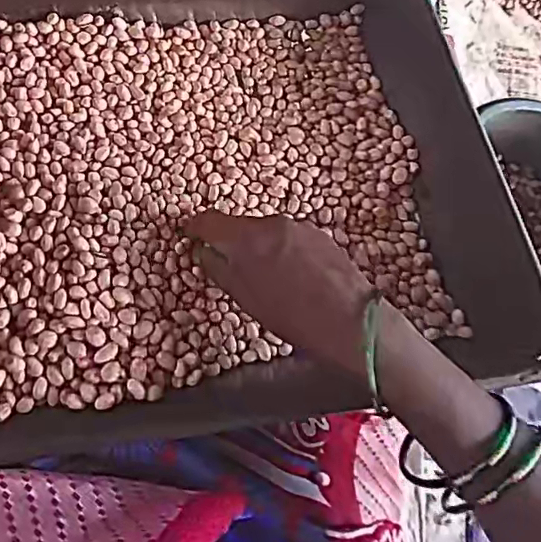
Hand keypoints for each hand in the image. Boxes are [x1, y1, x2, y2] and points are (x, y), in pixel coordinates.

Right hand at [184, 212, 374, 376]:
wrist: (351, 321)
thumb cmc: (291, 315)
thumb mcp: (245, 298)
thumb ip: (219, 269)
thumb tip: (204, 251)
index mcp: (246, 237)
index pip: (209, 220)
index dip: (195, 227)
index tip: (189, 234)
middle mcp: (271, 222)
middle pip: (240, 226)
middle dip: (232, 243)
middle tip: (230, 267)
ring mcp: (298, 226)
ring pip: (267, 232)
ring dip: (260, 248)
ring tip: (268, 279)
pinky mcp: (319, 235)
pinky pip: (289, 238)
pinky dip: (282, 251)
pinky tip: (293, 278)